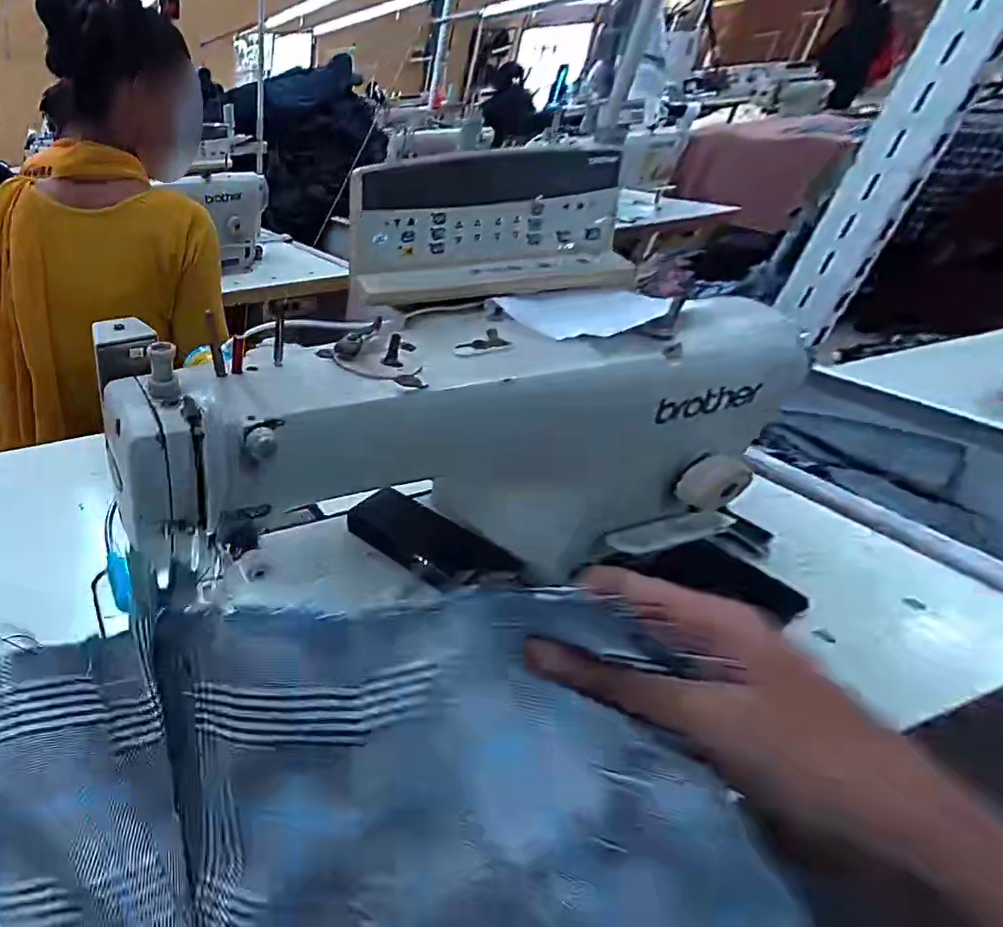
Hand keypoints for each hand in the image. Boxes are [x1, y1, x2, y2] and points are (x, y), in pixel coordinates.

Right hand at [528, 568, 1002, 922]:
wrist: (908, 836)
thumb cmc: (806, 755)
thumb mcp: (701, 715)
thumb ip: (610, 680)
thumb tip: (529, 646)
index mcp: (709, 617)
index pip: (613, 584)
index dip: (563, 593)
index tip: (513, 613)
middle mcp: (705, 636)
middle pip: (617, 620)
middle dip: (569, 633)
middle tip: (512, 648)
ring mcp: (710, 674)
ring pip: (629, 658)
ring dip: (590, 669)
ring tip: (531, 677)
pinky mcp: (712, 711)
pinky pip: (648, 692)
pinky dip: (616, 697)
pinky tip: (578, 709)